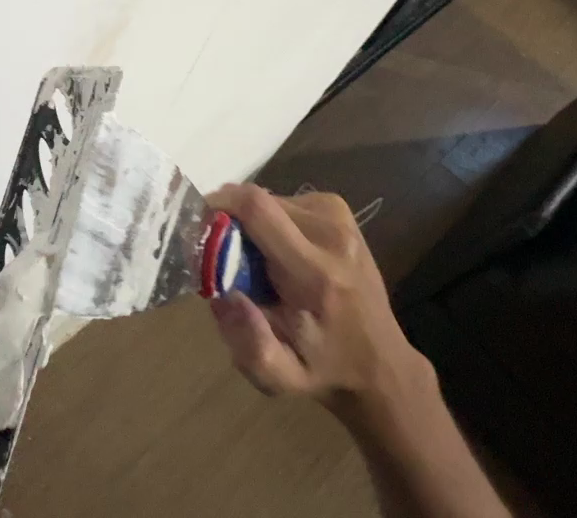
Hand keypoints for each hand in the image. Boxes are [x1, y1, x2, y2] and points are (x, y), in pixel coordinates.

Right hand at [204, 184, 429, 418]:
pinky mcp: (340, 211)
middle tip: (225, 260)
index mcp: (316, 274)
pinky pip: (286, 202)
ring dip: (251, 224)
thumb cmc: (322, 369)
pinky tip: (280, 251)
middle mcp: (331, 235)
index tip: (196, 227)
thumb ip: (248, 343)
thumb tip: (223, 294)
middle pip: (258, 201)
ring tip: (258, 263)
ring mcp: (340, 218)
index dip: (218, 205)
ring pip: (269, 199)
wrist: (381, 364)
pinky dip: (271, 221)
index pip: (258, 209)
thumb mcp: (280, 377)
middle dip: (230, 223)